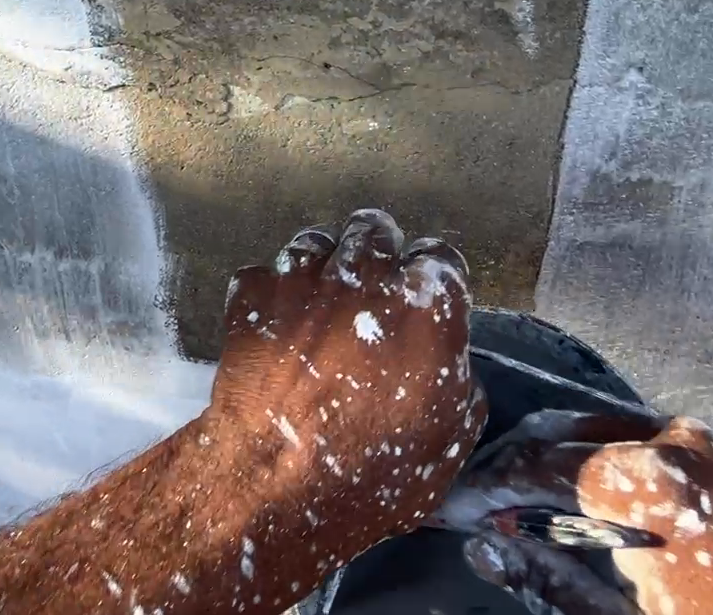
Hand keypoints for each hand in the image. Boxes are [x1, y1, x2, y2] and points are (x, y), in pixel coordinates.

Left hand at [200, 208, 486, 577]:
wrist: (274, 483)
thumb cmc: (373, 475)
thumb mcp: (447, 440)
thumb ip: (458, 376)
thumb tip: (445, 351)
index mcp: (425, 305)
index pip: (442, 255)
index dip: (434, 277)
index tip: (425, 295)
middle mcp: (365, 274)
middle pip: (376, 229)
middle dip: (378, 251)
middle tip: (370, 286)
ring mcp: (303, 276)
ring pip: (319, 239)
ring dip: (324, 264)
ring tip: (319, 299)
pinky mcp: (254, 290)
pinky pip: (267, 270)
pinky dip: (273, 291)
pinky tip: (276, 321)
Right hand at [447, 412, 712, 614]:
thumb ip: (550, 580)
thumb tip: (479, 543)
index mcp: (649, 482)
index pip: (536, 463)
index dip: (488, 485)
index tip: (451, 505)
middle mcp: (669, 439)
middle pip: (561, 436)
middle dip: (516, 470)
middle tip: (481, 504)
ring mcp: (700, 438)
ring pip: (595, 431)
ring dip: (552, 462)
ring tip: (520, 501)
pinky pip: (634, 440)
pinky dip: (594, 460)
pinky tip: (575, 494)